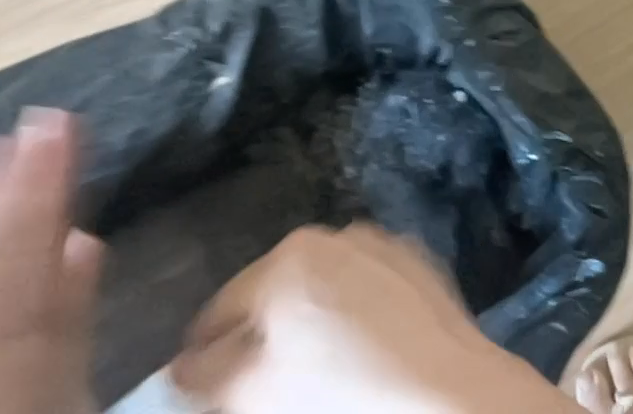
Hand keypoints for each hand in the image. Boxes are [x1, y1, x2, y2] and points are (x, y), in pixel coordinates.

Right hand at [171, 224, 571, 413]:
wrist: (443, 391)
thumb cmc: (336, 392)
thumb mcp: (246, 395)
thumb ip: (204, 376)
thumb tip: (188, 364)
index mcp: (290, 255)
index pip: (221, 311)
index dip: (205, 358)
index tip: (204, 394)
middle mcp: (340, 236)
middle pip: (279, 294)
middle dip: (264, 337)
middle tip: (262, 389)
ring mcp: (388, 247)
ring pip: (329, 291)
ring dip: (313, 326)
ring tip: (316, 378)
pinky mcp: (424, 268)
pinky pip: (372, 294)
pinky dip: (358, 320)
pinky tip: (363, 361)